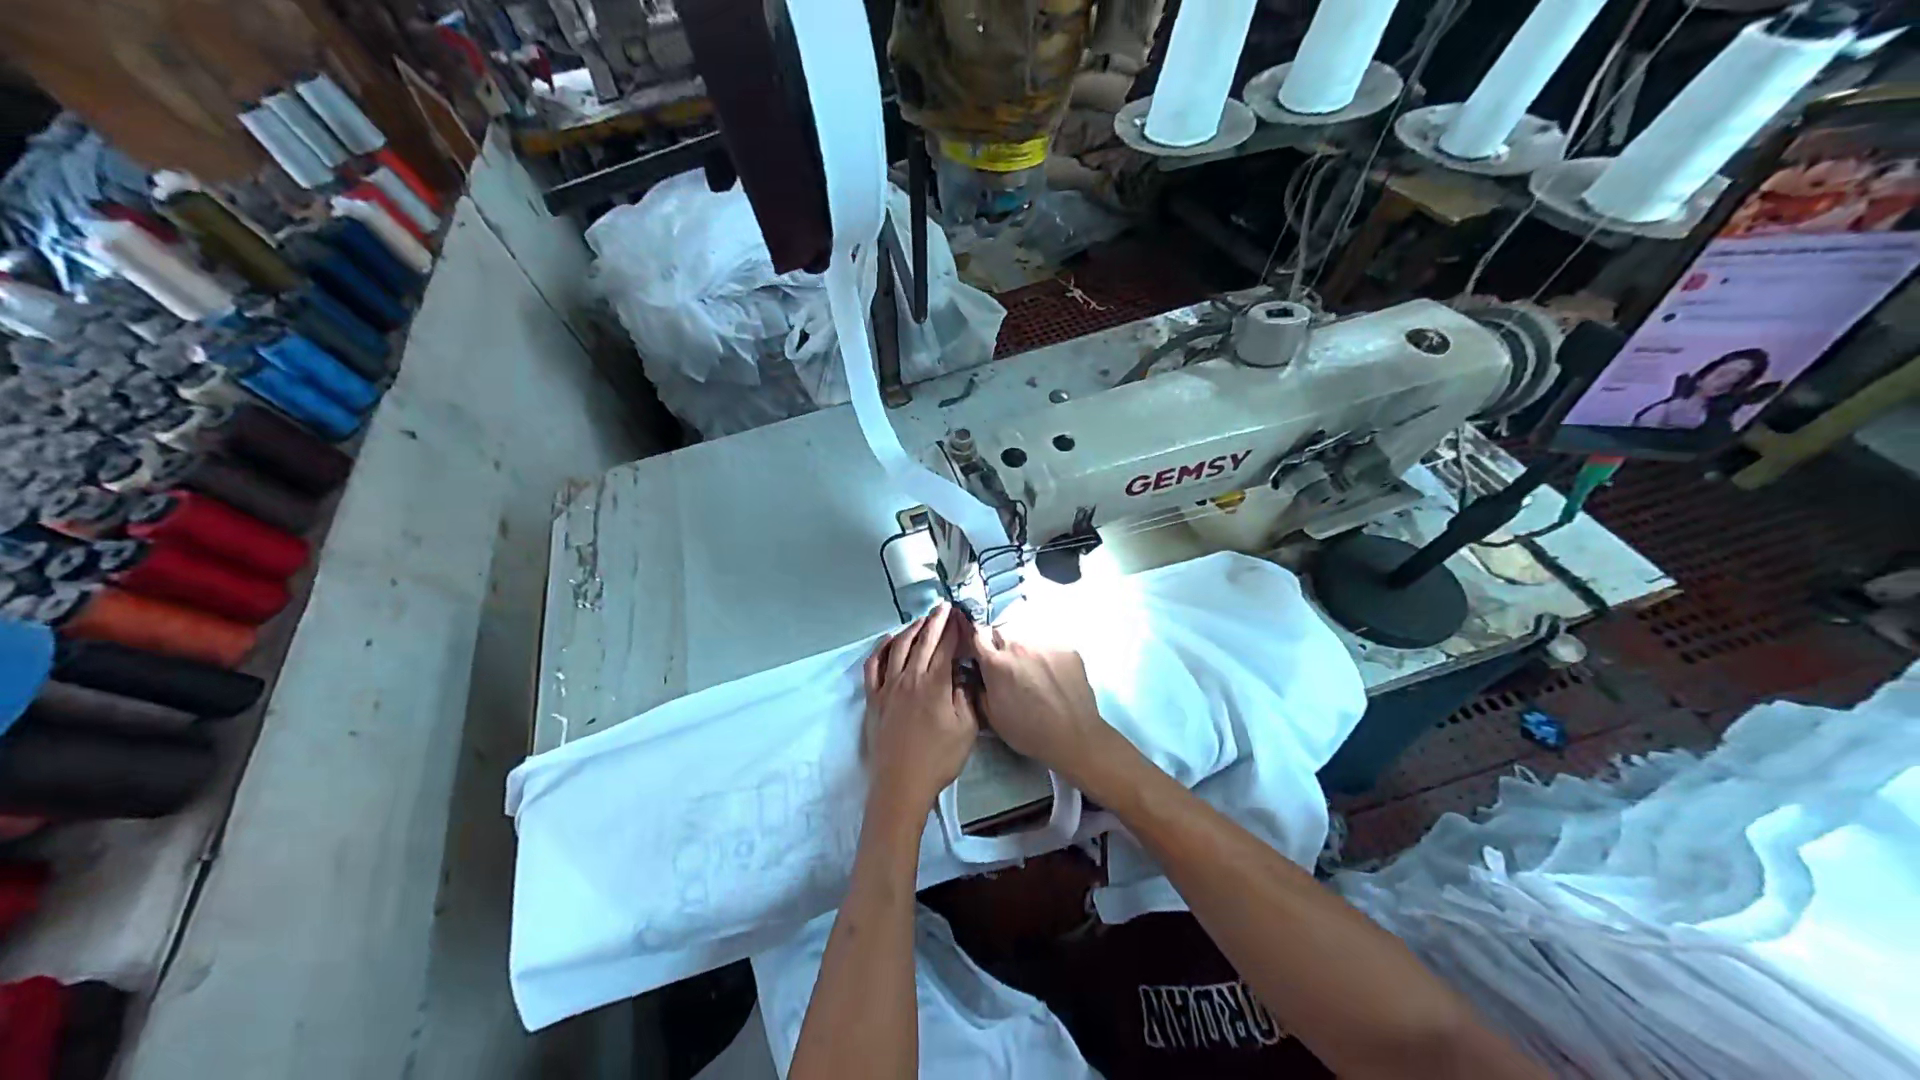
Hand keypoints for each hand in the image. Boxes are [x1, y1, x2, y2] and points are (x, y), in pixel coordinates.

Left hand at [862, 603, 978, 812]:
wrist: (901, 784)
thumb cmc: (939, 759)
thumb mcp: (967, 729)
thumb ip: (966, 697)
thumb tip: (962, 676)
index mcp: (935, 684)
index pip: (946, 647)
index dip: (953, 629)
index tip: (960, 615)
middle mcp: (910, 678)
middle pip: (923, 641)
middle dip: (935, 621)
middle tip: (943, 607)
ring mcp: (888, 687)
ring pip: (898, 648)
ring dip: (911, 629)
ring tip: (921, 619)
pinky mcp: (874, 699)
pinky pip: (874, 666)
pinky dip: (880, 649)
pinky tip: (887, 640)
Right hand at [969, 623, 1115, 784]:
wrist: (1073, 736)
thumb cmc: (1028, 731)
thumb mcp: (992, 716)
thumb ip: (979, 688)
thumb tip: (975, 674)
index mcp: (996, 662)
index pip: (977, 635)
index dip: (977, 643)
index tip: (981, 652)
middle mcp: (1019, 646)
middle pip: (1002, 632)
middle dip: (1001, 645)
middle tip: (1009, 667)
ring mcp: (1045, 645)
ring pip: (1028, 638)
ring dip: (1026, 651)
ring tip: (1035, 673)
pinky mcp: (1067, 649)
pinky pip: (1050, 647)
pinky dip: (1048, 658)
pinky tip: (1055, 677)